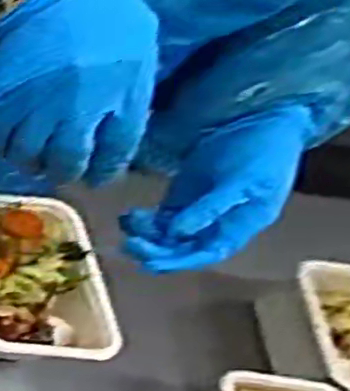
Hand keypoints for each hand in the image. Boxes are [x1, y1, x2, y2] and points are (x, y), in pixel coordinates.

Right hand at [0, 0, 157, 185]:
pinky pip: (0, 143)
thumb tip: (113, 135)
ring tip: (36, 159)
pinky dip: (6, 150)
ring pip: (28, 156)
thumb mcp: (138, 57)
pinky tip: (13, 145)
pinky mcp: (4, 105)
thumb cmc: (108, 23)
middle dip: (67, 172)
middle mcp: (79, 103)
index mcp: (123, 89)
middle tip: (64, 173)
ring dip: (32, 164)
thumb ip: (128, 97)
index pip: (118, 145)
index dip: (108, 168)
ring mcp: (37, 106)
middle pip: (68, 158)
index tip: (101, 178)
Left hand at [120, 105, 310, 272]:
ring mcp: (193, 217)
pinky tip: (129, 213)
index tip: (150, 264)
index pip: (207, 254)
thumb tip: (177, 233)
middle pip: (178, 251)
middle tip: (130, 242)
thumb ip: (210, 208)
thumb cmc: (260, 153)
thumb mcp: (241, 181)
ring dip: (141, 235)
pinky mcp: (177, 205)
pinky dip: (138, 223)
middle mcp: (216, 226)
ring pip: (160, 239)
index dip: (179, 263)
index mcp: (241, 225)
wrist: (254, 126)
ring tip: (131, 217)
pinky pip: (153, 224)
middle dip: (152, 251)